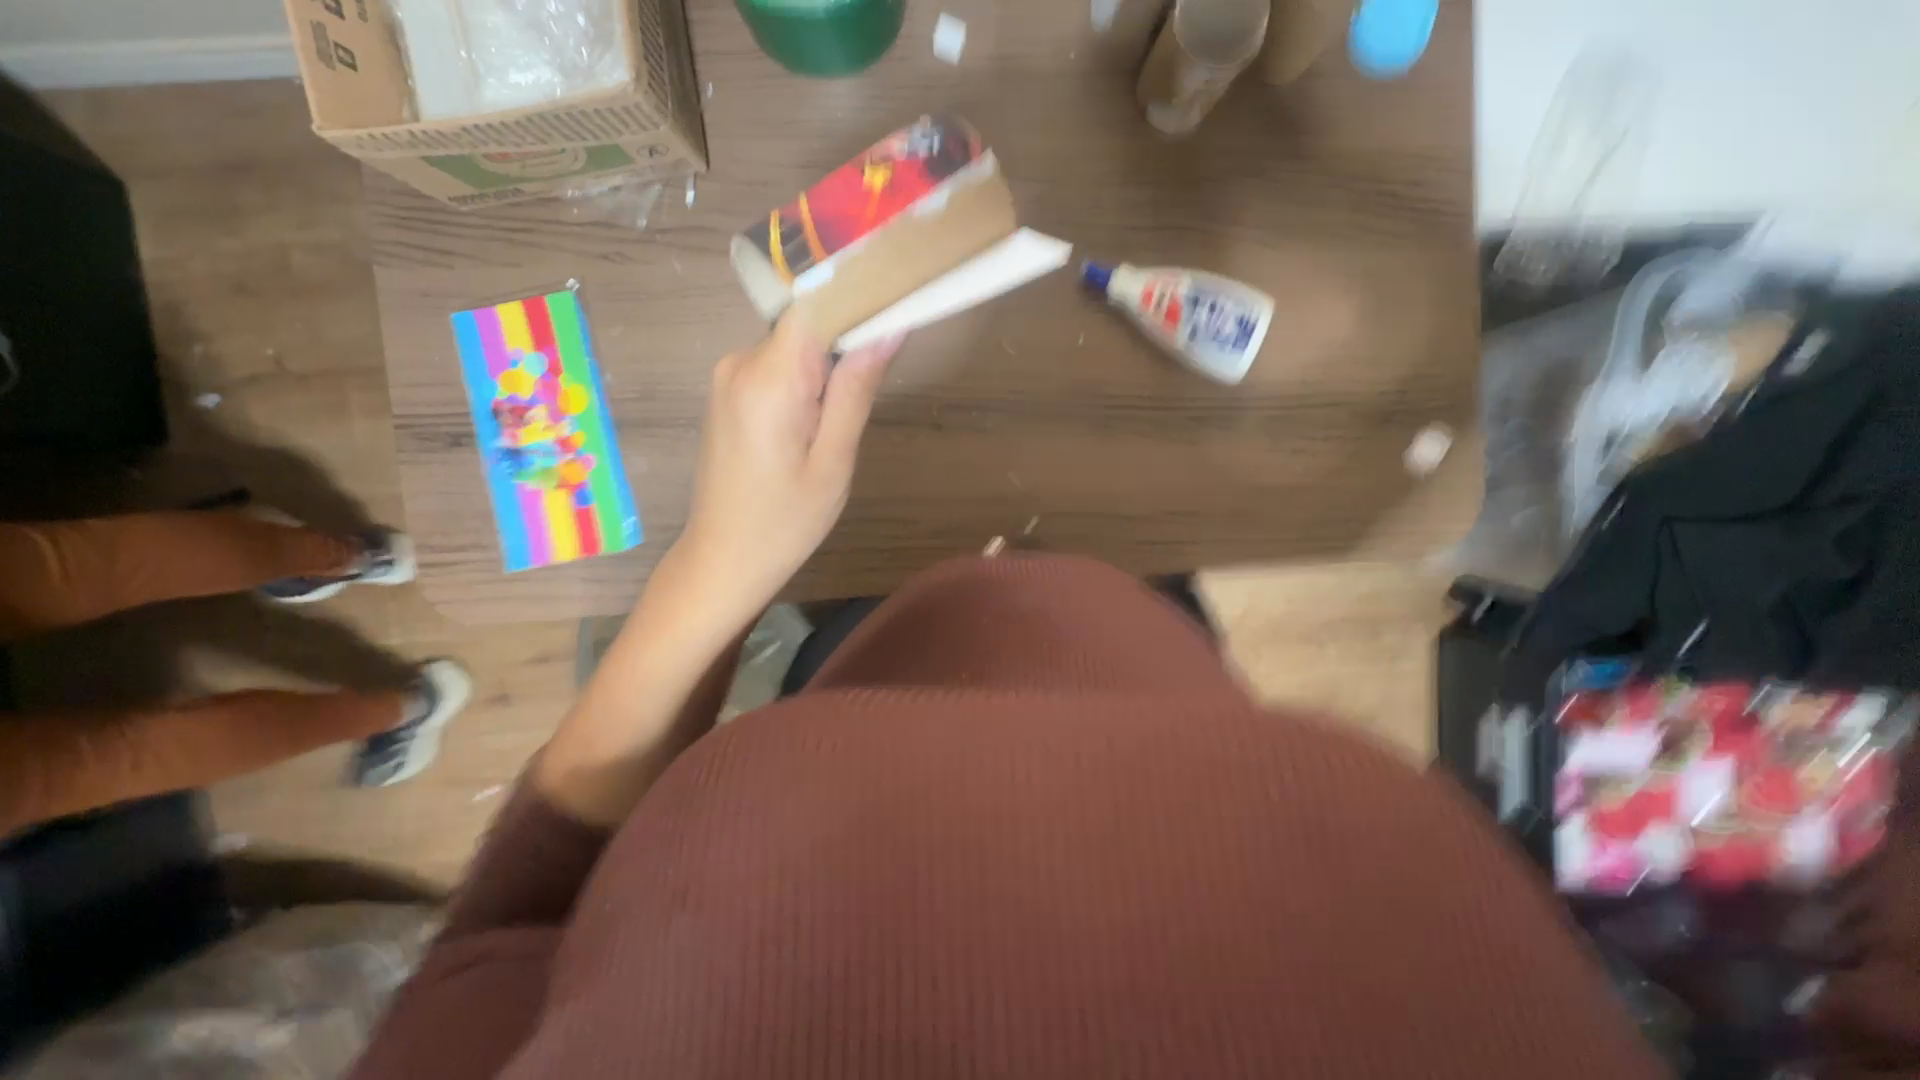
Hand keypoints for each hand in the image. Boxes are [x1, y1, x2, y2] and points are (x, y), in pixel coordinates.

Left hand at [673, 313, 903, 622]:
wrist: (722, 559)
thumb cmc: (783, 523)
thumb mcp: (833, 462)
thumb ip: (856, 390)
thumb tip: (888, 327)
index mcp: (767, 378)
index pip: (818, 303)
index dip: (860, 295)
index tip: (900, 302)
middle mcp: (740, 361)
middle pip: (808, 324)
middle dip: (847, 344)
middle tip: (876, 387)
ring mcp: (728, 375)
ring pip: (795, 345)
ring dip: (826, 369)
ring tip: (838, 422)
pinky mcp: (727, 390)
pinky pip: (777, 365)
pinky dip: (804, 381)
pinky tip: (814, 425)